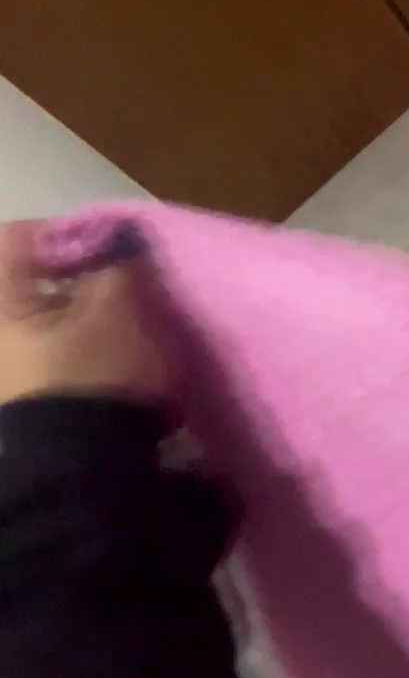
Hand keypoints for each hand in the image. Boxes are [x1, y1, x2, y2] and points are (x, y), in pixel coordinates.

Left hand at [0, 220, 165, 405]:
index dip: (71, 232)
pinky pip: (46, 326)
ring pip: (41, 299)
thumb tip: (120, 234)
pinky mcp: (23, 367)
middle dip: (79, 265)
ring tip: (124, 307)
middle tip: (126, 275)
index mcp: (0, 298)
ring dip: (82, 295)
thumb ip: (115, 269)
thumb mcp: (116, 315)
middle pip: (27, 268)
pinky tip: (109, 336)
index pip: (18, 236)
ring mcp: (7, 345)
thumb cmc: (97, 371)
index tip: (118, 245)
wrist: (83, 446)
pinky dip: (76, 320)